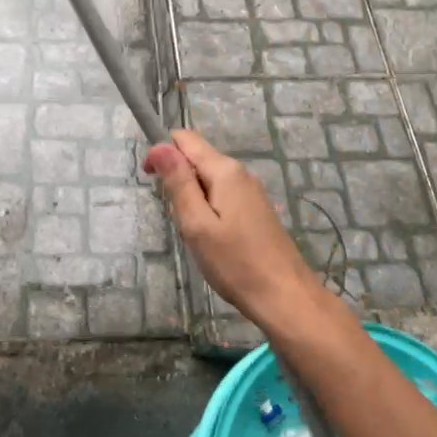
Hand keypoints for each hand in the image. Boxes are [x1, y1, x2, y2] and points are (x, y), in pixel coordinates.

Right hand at [144, 130, 323, 325]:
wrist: (285, 297)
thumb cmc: (236, 263)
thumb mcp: (197, 224)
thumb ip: (178, 182)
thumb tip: (160, 146)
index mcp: (225, 170)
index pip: (186, 139)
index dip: (162, 153)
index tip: (152, 183)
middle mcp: (240, 173)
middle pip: (197, 160)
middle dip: (179, 183)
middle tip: (181, 223)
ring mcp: (251, 192)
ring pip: (209, 181)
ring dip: (193, 201)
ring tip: (198, 237)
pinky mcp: (256, 210)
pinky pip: (223, 197)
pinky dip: (209, 212)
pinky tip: (214, 242)